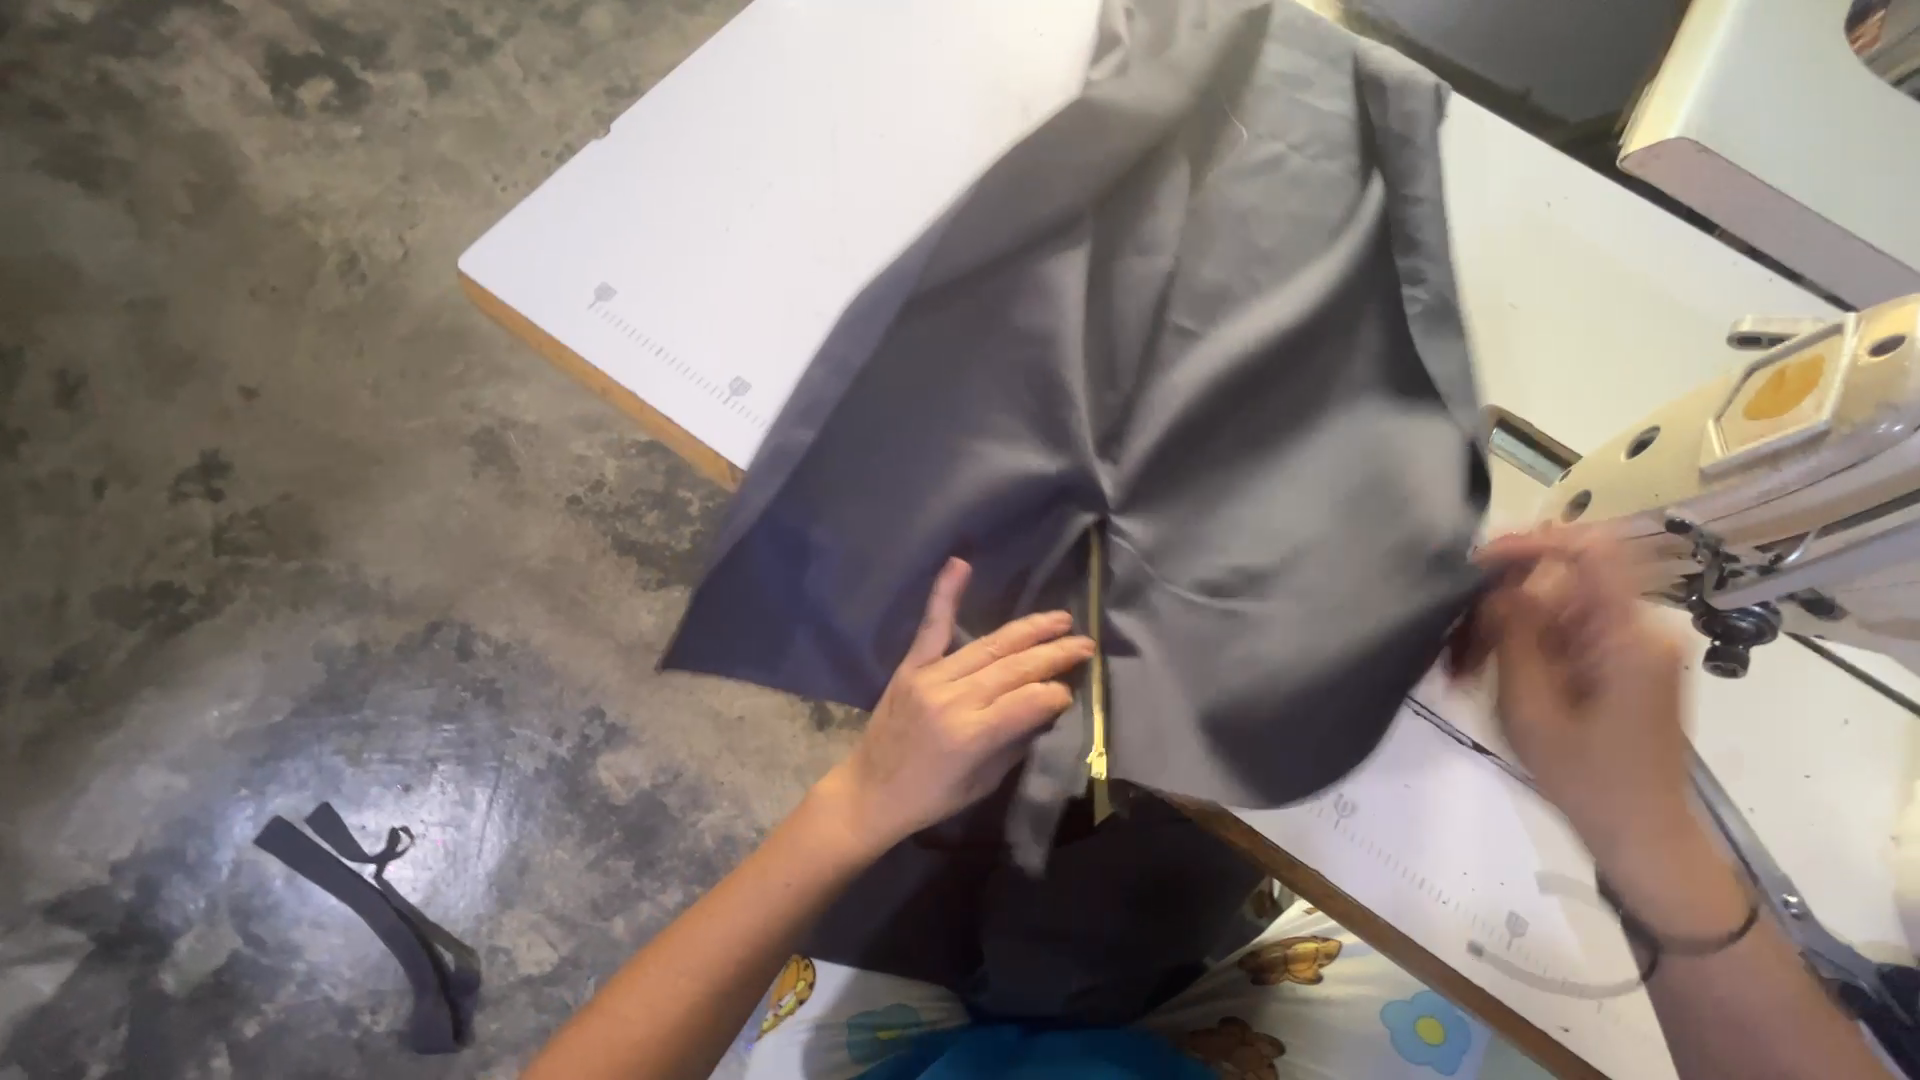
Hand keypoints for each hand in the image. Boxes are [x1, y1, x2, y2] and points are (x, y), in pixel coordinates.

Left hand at [812, 557, 1094, 853]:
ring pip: (989, 646)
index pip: (1029, 701)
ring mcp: (930, 678)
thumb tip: (1047, 707)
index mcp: (972, 736)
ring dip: (1028, 630)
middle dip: (1055, 654)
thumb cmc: (930, 798)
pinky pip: (932, 627)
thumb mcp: (983, 782)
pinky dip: (945, 594)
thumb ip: (1015, 740)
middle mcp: (953, 700)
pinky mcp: (910, 667)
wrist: (869, 792)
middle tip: (1086, 644)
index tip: (1071, 692)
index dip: (1056, 694)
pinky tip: (960, 565)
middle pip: (1014, 668)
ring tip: (1060, 619)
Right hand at [1460, 529, 1693, 862]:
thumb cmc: (1587, 776)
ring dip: (1504, 629)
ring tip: (1465, 670)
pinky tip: (1493, 676)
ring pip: (1554, 607)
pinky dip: (1522, 646)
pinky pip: (1563, 631)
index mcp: (1631, 634)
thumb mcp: (1532, 706)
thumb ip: (1515, 635)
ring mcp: (1632, 644)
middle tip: (1457, 644)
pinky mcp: (1620, 660)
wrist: (1640, 831)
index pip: (1590, 550)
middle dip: (1499, 602)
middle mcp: (1640, 628)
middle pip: (1560, 582)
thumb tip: (1498, 584)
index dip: (1531, 541)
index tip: (1478, 562)